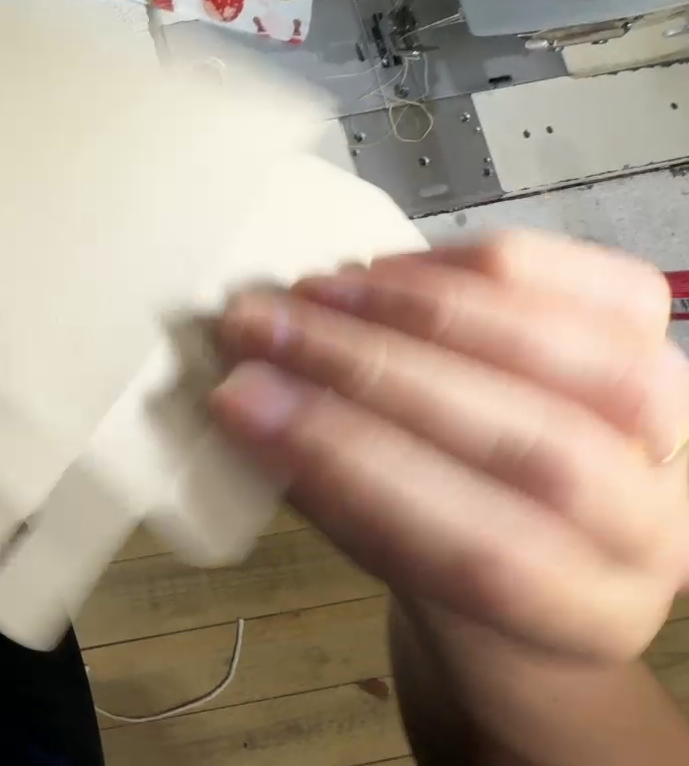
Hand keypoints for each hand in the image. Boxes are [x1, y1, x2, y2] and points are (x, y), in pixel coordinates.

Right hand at [209, 230, 688, 662]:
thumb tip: (245, 391)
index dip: (345, 462)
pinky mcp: (670, 350)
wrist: (515, 528)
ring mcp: (684, 437)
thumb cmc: (415, 533)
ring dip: (419, 310)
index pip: (479, 551)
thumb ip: (312, 475)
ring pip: (586, 362)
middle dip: (364, 369)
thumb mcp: (354, 536)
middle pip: (537, 448)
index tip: (234, 398)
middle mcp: (655, 533)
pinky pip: (612, 290)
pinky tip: (388, 268)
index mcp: (573, 611)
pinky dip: (485, 266)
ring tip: (311, 288)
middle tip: (254, 324)